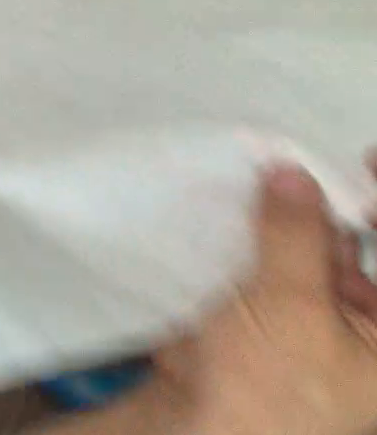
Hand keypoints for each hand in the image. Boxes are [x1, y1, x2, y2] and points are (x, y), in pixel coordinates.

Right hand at [156, 160, 376, 434]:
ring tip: (245, 171)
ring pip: (299, 243)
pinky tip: (216, 201)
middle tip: (281, 157)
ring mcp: (311, 308)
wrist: (204, 420)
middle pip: (354, 241)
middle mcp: (365, 315)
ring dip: (274, 209)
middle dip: (322, 198)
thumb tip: (293, 173)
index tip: (359, 156)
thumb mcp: (291, 308)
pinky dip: (239, 226)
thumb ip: (292, 238)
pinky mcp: (259, 303)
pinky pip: (255, 253)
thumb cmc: (275, 381)